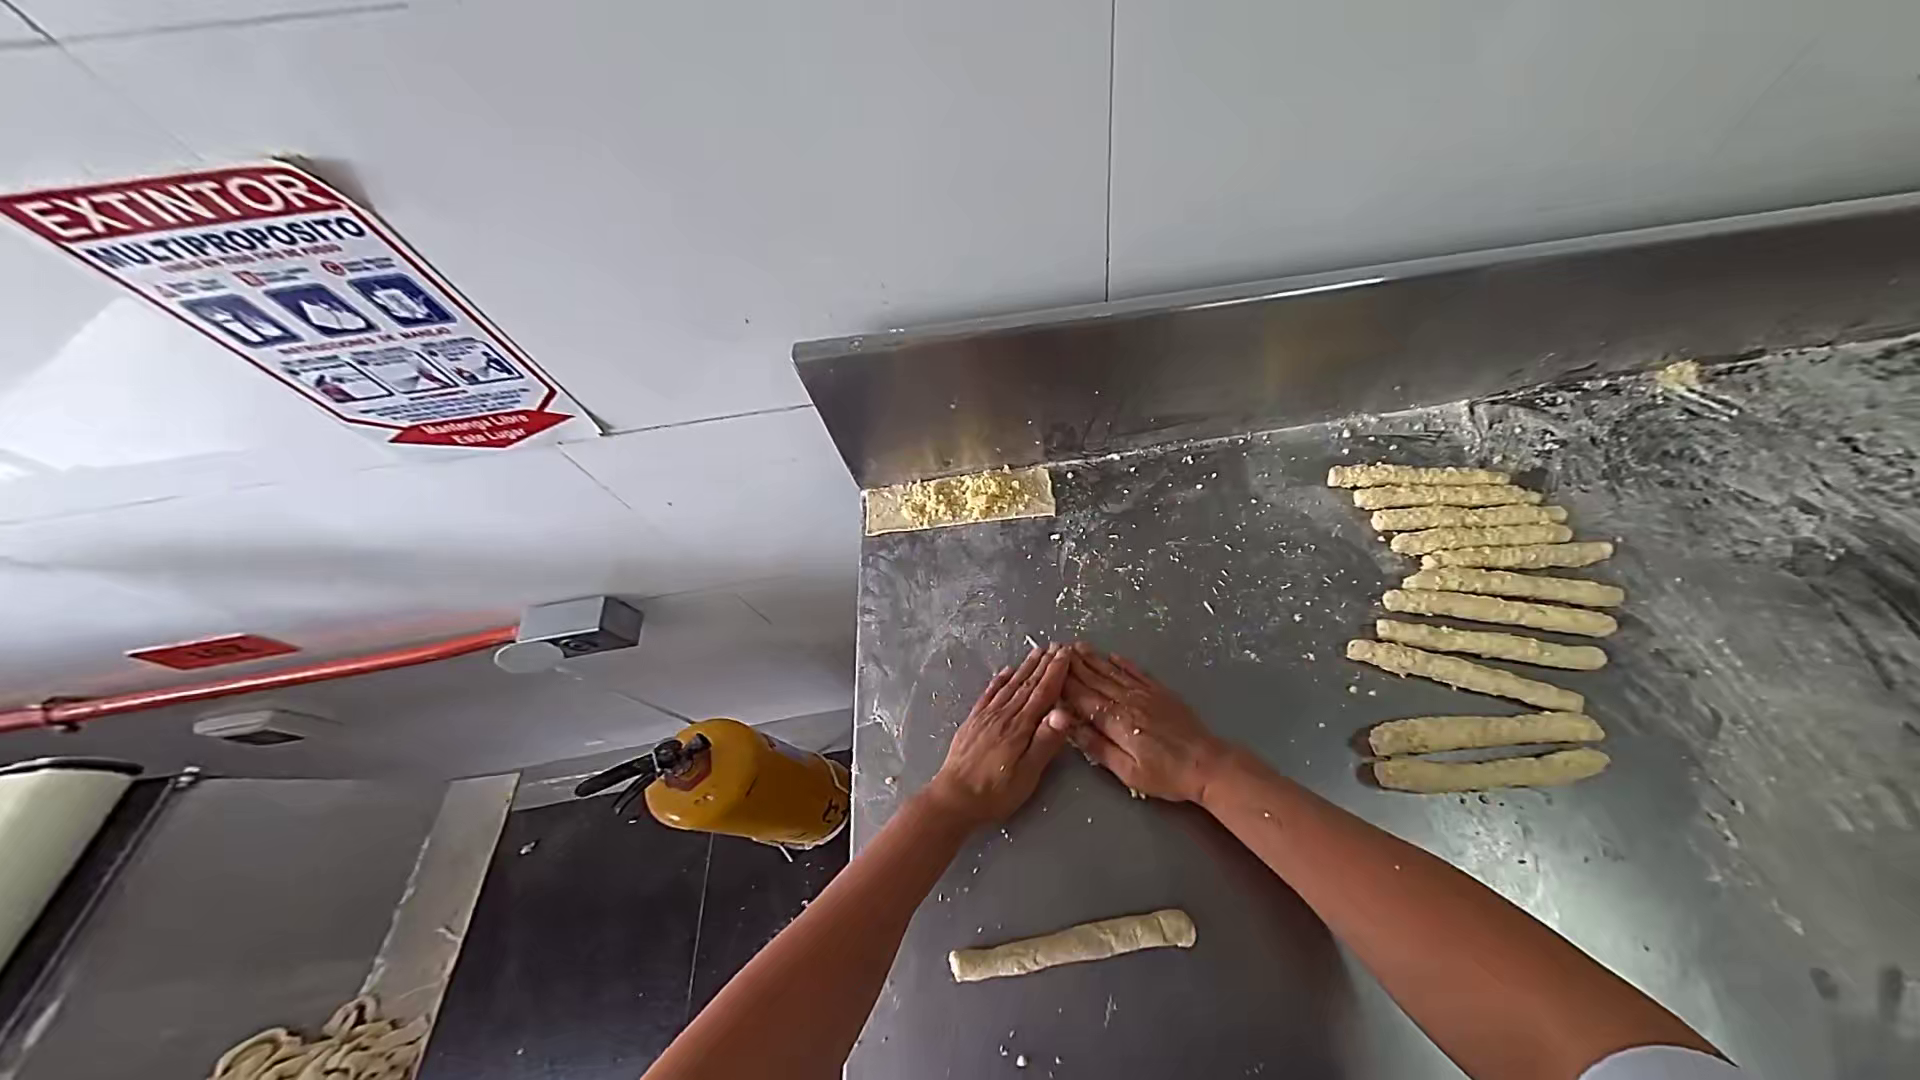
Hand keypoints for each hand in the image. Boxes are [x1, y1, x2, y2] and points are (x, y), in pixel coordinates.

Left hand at [924, 644, 1073, 826]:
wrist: (953, 798)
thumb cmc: (995, 792)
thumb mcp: (1027, 774)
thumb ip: (1045, 742)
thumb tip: (1064, 711)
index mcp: (1021, 727)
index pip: (1044, 693)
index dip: (1056, 672)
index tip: (1067, 654)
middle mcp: (1004, 715)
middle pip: (1028, 684)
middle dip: (1044, 664)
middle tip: (1057, 646)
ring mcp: (986, 716)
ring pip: (1010, 685)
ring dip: (1025, 667)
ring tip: (1037, 652)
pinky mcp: (973, 721)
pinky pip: (989, 694)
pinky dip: (999, 680)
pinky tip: (1005, 671)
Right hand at [1062, 644, 1229, 801]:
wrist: (1208, 764)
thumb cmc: (1167, 775)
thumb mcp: (1128, 771)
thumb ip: (1098, 748)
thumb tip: (1069, 728)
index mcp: (1116, 722)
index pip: (1083, 698)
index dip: (1065, 684)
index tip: (1050, 671)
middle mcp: (1128, 702)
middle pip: (1095, 680)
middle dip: (1075, 665)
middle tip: (1058, 650)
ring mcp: (1146, 695)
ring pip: (1113, 673)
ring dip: (1093, 659)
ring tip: (1077, 646)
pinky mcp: (1161, 693)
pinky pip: (1137, 673)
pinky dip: (1123, 663)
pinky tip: (1112, 655)